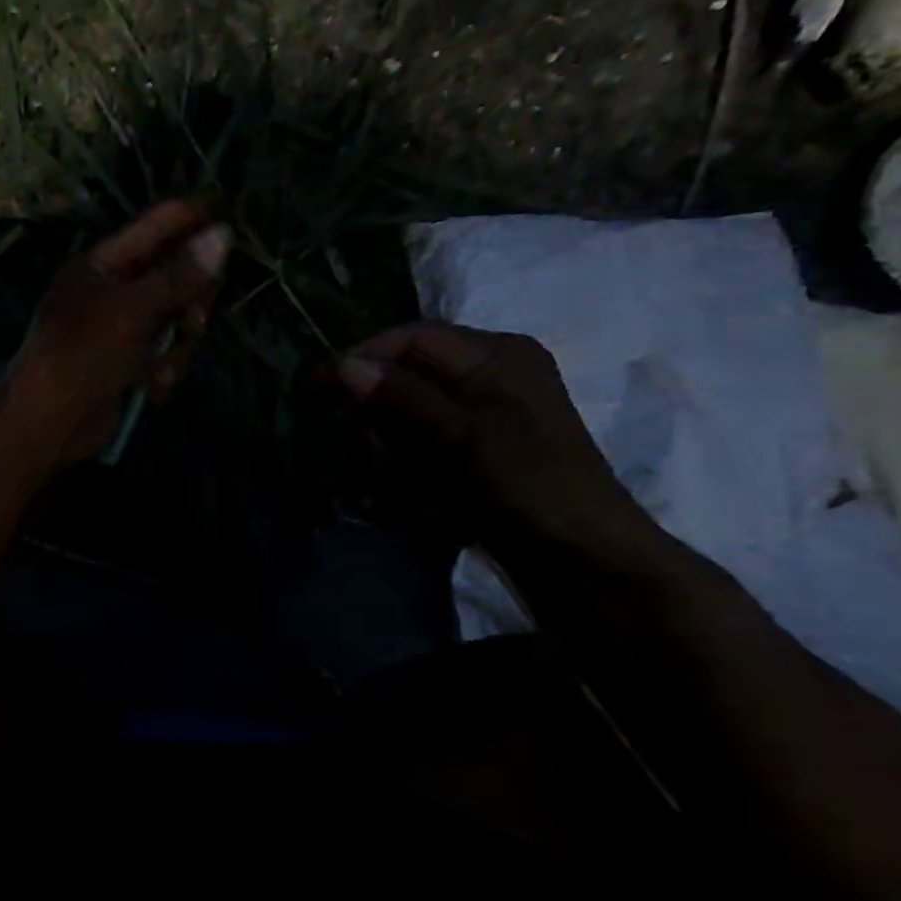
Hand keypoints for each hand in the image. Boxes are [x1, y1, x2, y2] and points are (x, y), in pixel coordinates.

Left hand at [8, 200, 232, 460]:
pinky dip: (164, 368)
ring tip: (163, 368)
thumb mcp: (132, 310)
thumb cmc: (82, 356)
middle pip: (175, 275)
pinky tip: (153, 388)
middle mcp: (114, 288)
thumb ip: (178, 275)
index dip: (195, 219)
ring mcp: (122, 326)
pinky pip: (164, 352)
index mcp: (103, 263)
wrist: (49, 423)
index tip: (233, 216)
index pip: (158, 226)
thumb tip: (224, 234)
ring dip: (177, 346)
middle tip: (195, 321)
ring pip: (175, 319)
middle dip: (191, 300)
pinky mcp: (128, 361)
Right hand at [339, 322, 665, 566]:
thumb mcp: (464, 438)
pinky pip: (424, 443)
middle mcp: (490, 376)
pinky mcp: (477, 454)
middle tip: (359, 444)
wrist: (584, 561)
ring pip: (412, 412)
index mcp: (498, 355)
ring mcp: (485, 416)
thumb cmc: (531, 488)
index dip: (364, 358)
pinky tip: (403, 488)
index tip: (316, 388)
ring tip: (383, 474)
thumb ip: (403, 399)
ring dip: (388, 441)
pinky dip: (405, 461)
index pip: (413, 338)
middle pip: (411, 373)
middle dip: (377, 407)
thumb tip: (344, 365)